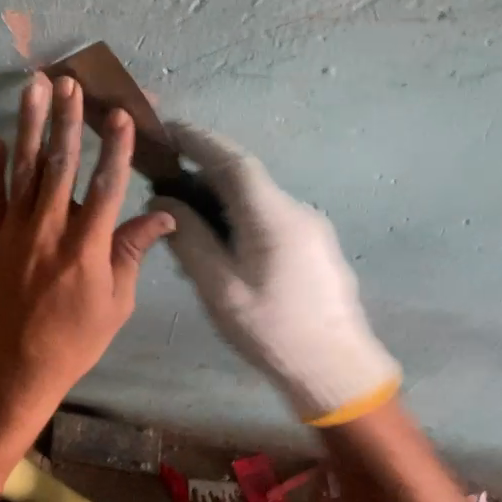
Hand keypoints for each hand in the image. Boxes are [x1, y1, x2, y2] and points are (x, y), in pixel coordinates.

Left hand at [0, 73, 176, 409]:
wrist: (13, 365)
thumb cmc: (73, 339)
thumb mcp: (116, 303)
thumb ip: (132, 253)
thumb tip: (163, 217)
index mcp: (87, 247)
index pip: (106, 186)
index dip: (114, 148)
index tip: (120, 115)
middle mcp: (49, 230)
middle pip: (59, 165)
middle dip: (66, 120)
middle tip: (69, 83)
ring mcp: (14, 232)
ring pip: (23, 171)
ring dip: (29, 127)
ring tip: (33, 90)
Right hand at [153, 124, 400, 425]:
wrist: (338, 371)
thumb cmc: (271, 329)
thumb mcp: (217, 287)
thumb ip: (188, 238)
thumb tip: (163, 202)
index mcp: (272, 216)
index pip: (232, 161)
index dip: (199, 140)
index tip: (167, 130)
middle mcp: (296, 212)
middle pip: (243, 179)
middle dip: (201, 176)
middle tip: (163, 193)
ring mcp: (311, 229)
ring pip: (255, 201)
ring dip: (218, 203)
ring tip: (187, 230)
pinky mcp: (315, 248)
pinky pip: (268, 219)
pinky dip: (237, 221)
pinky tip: (220, 251)